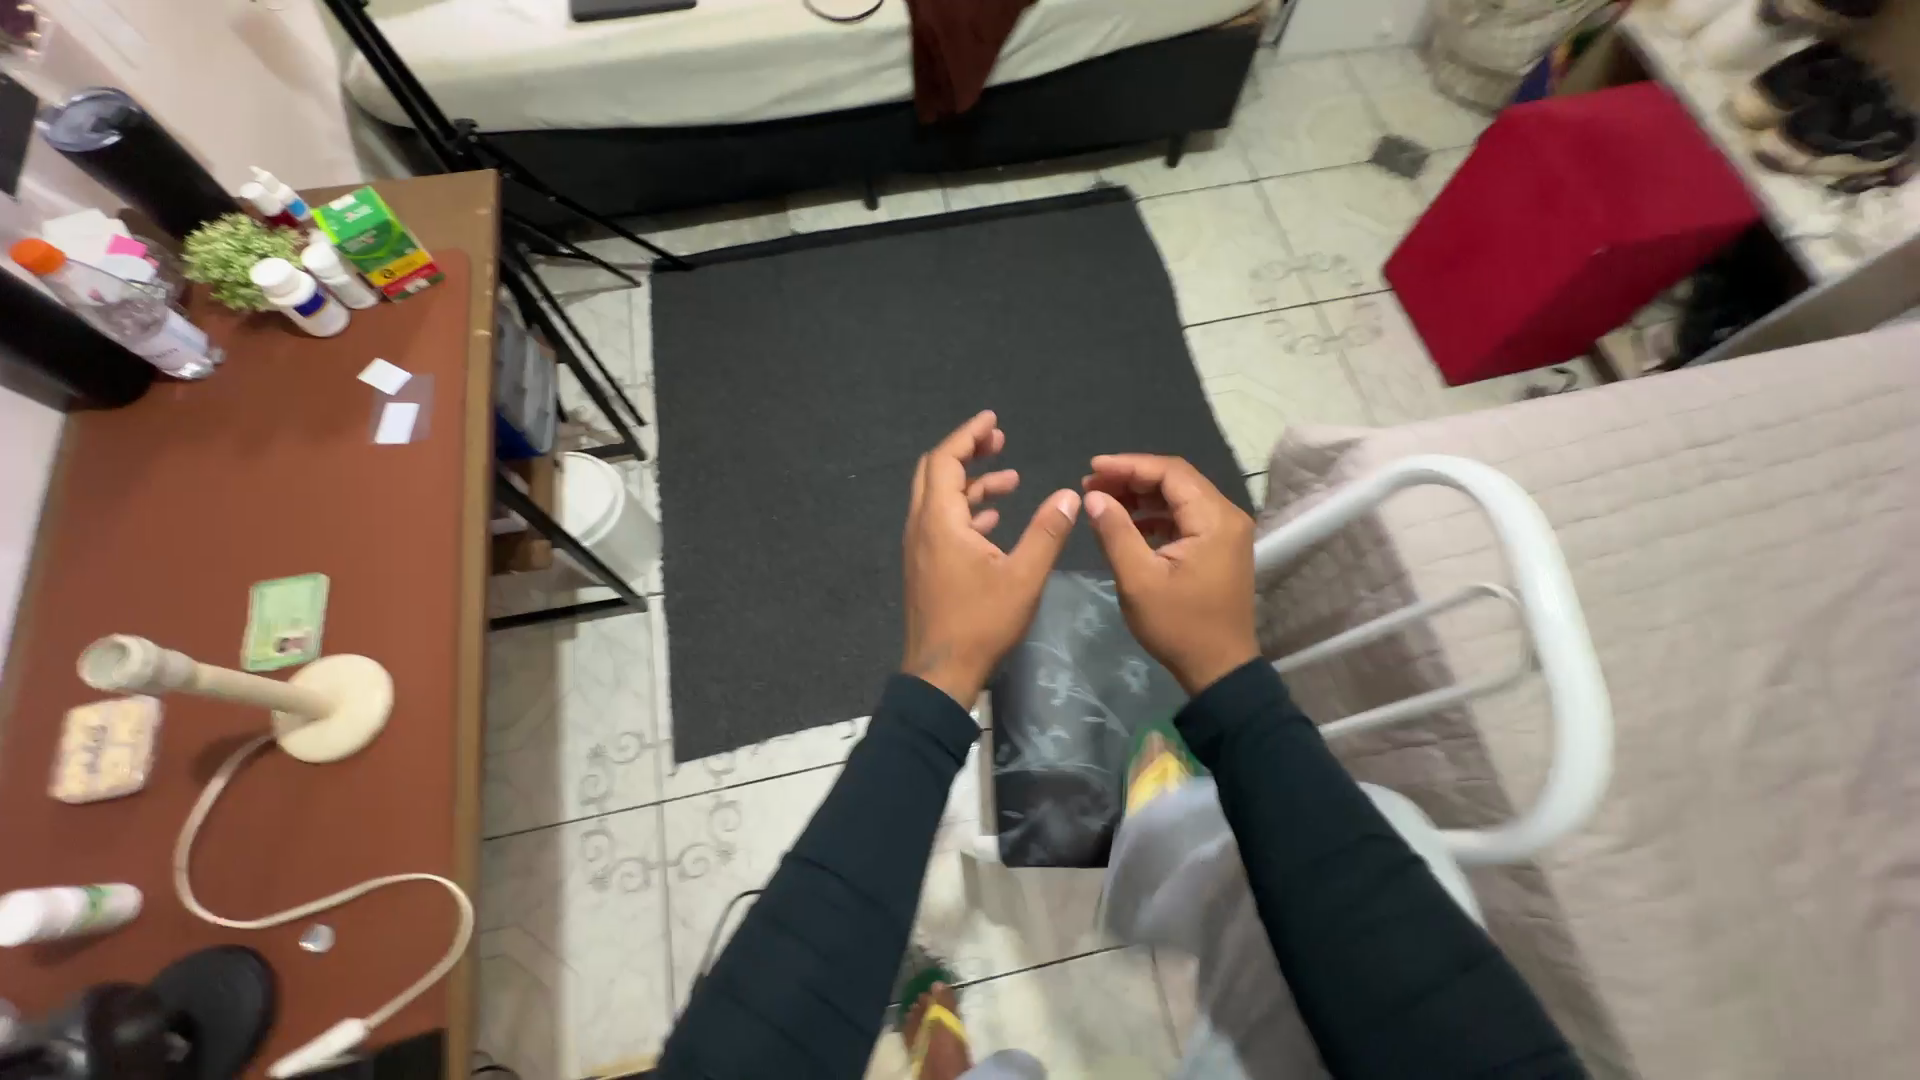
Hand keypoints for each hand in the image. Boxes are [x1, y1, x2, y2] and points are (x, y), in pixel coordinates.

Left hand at [902, 411, 1081, 707]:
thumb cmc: (980, 624)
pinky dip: (966, 512)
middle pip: (936, 474)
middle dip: (967, 453)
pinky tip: (994, 519)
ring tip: (1011, 479)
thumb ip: (1046, 532)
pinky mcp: (925, 567)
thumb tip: (1069, 496)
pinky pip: (942, 524)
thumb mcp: (1023, 577)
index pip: (947, 461)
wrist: (940, 674)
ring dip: (971, 485)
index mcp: (940, 522)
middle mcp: (922, 527)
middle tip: (999, 442)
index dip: (969, 435)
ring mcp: (920, 549)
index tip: (993, 420)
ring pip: (939, 500)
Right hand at [1082, 454, 1257, 694]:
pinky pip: (1184, 517)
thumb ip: (1115, 532)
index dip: (1128, 465)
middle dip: (1131, 478)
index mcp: (1214, 519)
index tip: (1091, 469)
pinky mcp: (1218, 548)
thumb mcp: (1138, 580)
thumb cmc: (1178, 626)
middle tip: (1091, 485)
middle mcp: (1227, 516)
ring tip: (1101, 501)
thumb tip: (1093, 497)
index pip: (1170, 472)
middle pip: (1176, 480)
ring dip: (1141, 496)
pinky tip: (1126, 523)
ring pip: (1179, 497)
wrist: (1218, 669)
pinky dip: (1154, 515)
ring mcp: (1226, 532)